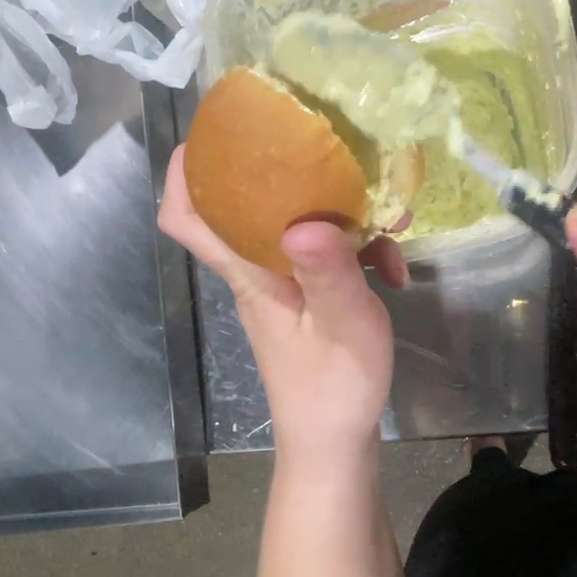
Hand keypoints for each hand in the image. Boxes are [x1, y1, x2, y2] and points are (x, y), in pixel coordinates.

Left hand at [159, 147, 407, 457]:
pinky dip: (356, 253)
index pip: (187, 220)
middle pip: (246, 206)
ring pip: (295, 228)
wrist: (335, 443)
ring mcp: (282, 284)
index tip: (209, 133)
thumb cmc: (333, 387)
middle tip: (325, 145)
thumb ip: (328, 273)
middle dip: (285, 173)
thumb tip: (307, 220)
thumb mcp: (343, 325)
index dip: (184, 174)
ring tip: (392, 217)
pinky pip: (323, 257)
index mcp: (249, 272)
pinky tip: (392, 270)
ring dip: (341, 215)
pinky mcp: (306, 298)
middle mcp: (256, 271)